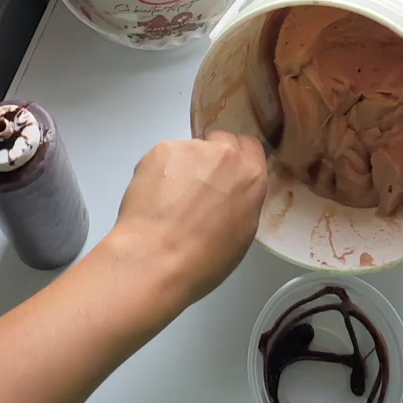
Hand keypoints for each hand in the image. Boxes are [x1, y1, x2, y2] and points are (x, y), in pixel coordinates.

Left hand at [100, 132, 267, 306]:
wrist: (155, 260)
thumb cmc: (204, 259)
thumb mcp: (243, 232)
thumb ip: (243, 198)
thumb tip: (231, 191)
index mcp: (250, 174)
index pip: (250, 147)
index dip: (237, 160)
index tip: (226, 178)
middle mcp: (224, 152)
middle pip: (220, 142)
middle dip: (211, 160)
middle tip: (197, 189)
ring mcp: (191, 147)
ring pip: (190, 150)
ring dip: (184, 167)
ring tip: (168, 200)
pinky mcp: (161, 150)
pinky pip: (165, 157)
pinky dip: (160, 172)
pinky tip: (152, 198)